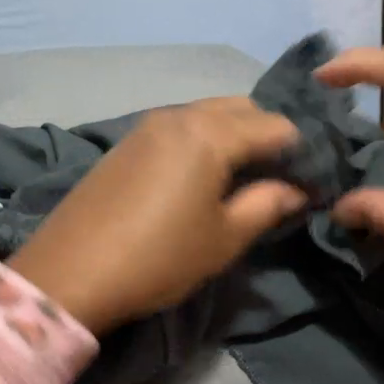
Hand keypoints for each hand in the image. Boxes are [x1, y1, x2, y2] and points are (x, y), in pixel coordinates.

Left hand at [7, 97, 306, 335]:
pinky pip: (180, 128)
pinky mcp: (126, 143)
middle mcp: (180, 115)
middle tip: (280, 178)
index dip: (303, 153)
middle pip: (242, 109)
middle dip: (269, 137)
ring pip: (209, 114)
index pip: (277, 126)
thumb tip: (298, 188)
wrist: (71, 274)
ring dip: (235, 137)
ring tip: (245, 179)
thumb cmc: (159, 258)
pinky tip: (204, 177)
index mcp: (210, 133)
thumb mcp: (224, 238)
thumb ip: (268, 203)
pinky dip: (204, 142)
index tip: (312, 184)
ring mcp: (147, 125)